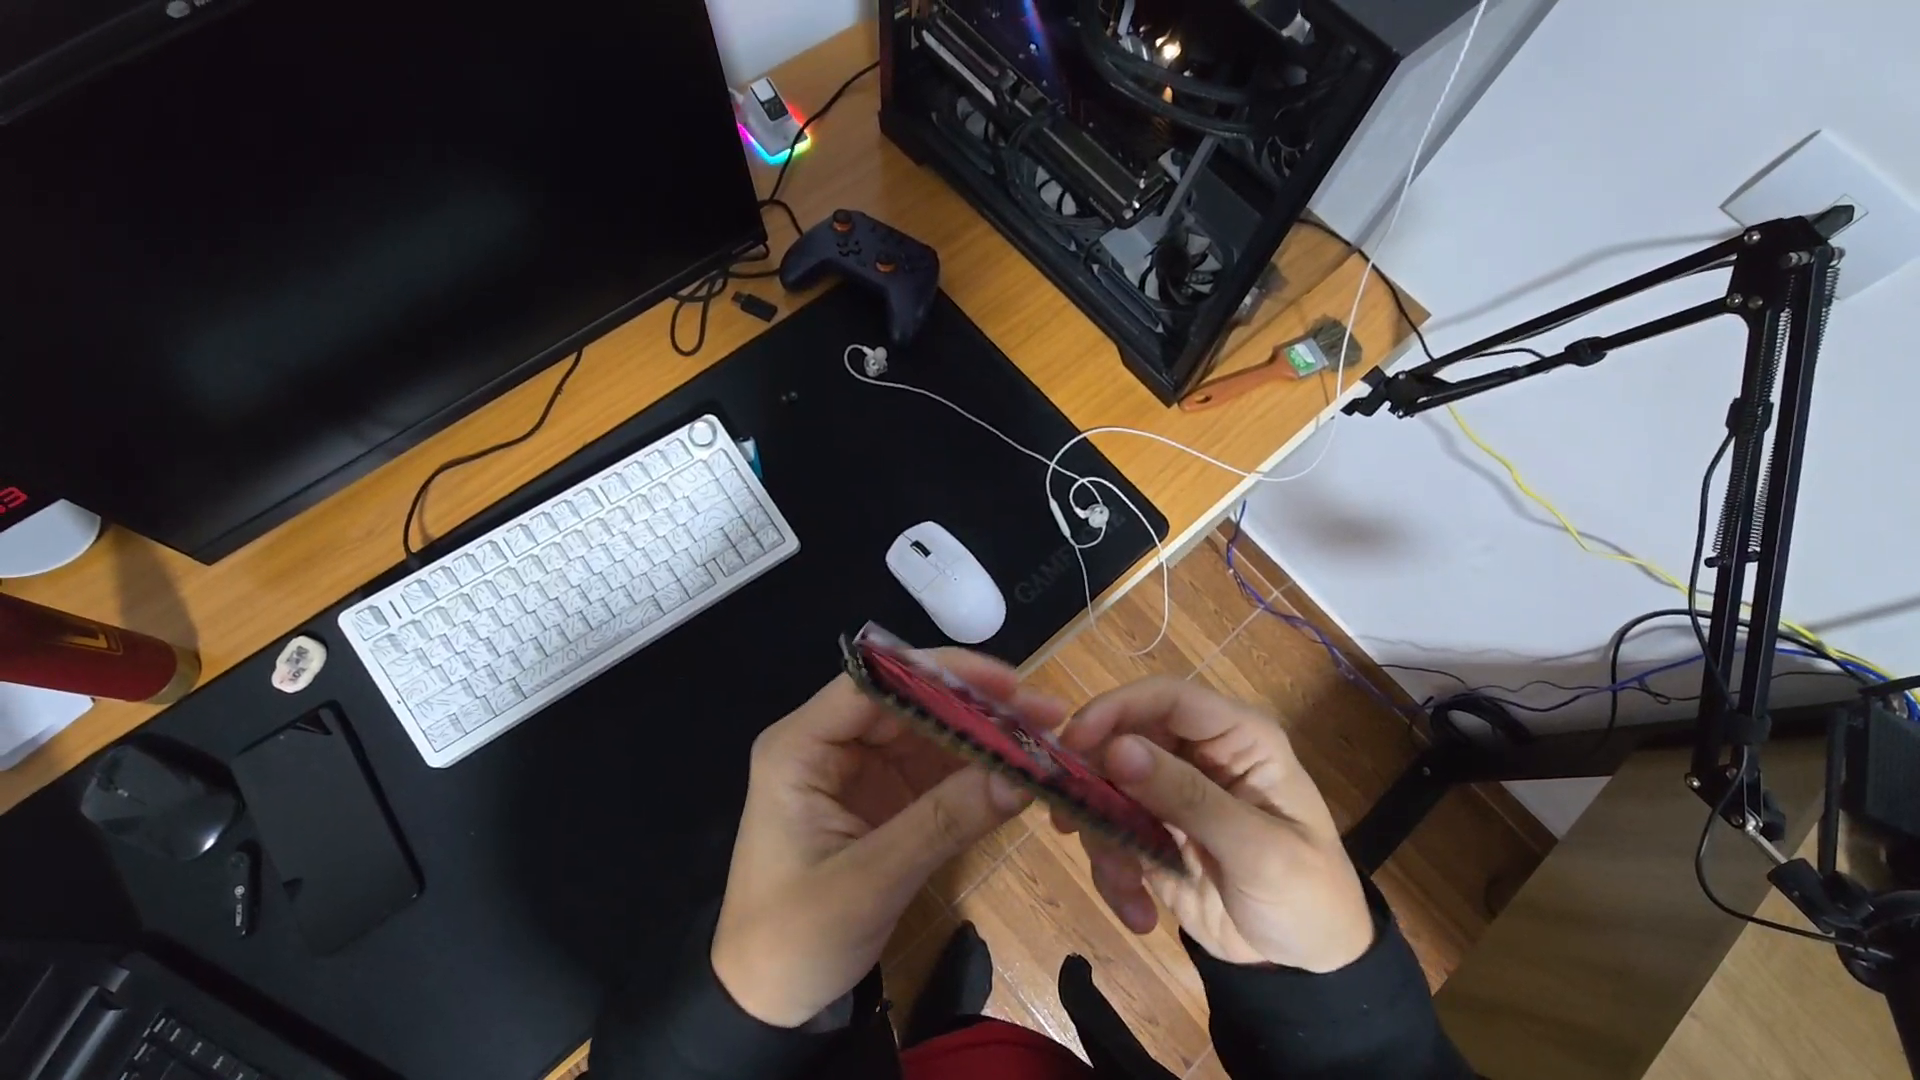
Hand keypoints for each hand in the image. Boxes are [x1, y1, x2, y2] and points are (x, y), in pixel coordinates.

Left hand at [710, 651, 1063, 1026]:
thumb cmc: (796, 939)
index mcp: (799, 747)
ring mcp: (859, 769)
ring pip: (928, 730)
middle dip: (975, 703)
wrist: (767, 1002)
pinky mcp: (883, 797)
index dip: (941, 673)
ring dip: (984, 732)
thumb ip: (944, 822)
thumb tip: (1025, 777)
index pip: (874, 683)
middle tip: (1045, 713)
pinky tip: (1018, 768)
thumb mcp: (870, 881)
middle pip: (908, 700)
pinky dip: (976, 768)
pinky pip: (935, 768)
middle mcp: (829, 744)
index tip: (1008, 683)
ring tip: (1046, 736)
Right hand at [1051, 678, 1373, 973]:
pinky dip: (1112, 873)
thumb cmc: (1307, 896)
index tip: (1072, 745)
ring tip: (1129, 888)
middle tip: (1073, 824)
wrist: (1306, 965)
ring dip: (1103, 839)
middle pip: (1121, 739)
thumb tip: (1116, 750)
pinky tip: (1140, 912)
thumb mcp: (1258, 850)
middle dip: (1094, 785)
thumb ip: (1189, 797)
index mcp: (1237, 738)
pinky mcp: (1149, 832)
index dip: (1115, 709)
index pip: (1166, 698)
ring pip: (1104, 790)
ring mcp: (1169, 795)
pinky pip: (1108, 836)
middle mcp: (1196, 755)